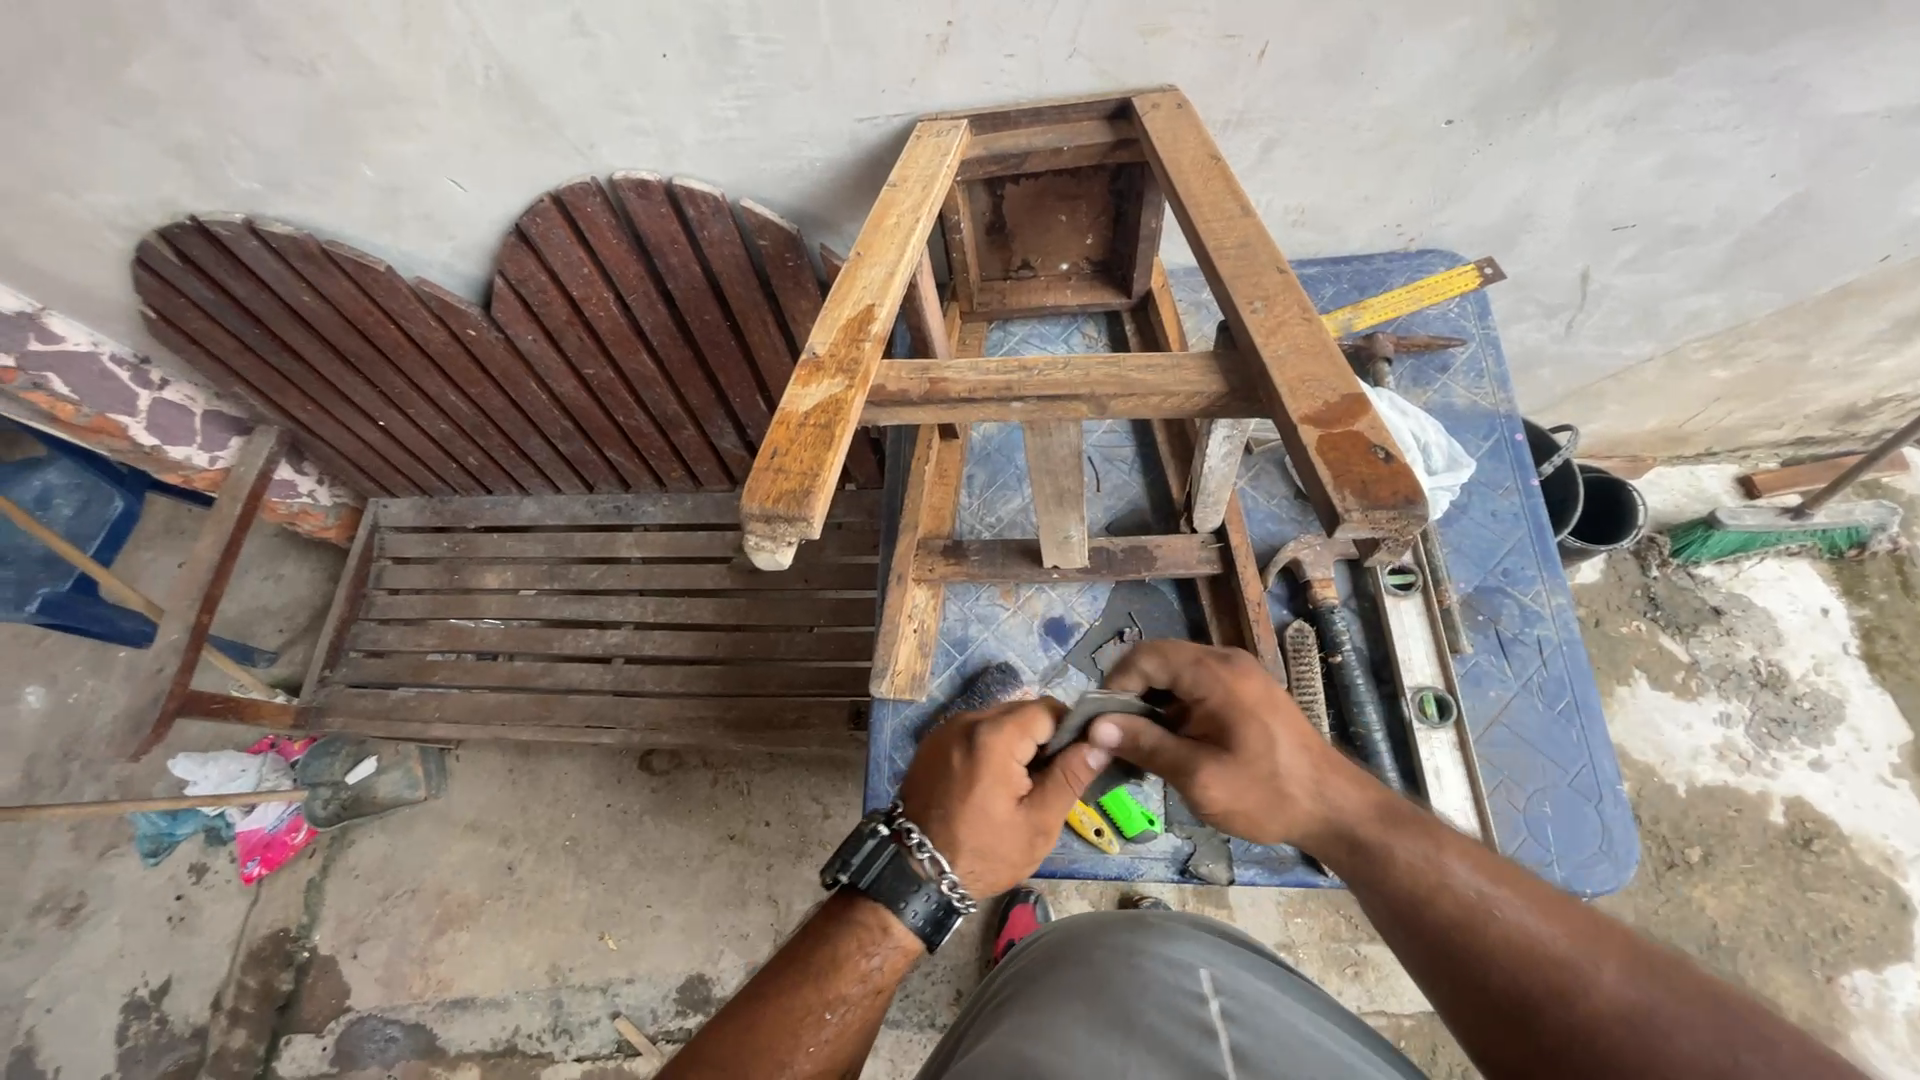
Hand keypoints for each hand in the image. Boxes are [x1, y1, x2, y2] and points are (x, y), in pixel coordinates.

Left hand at [897, 699, 1107, 897]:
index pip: (1048, 709)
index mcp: (993, 736)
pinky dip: (992, 746)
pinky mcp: (933, 742)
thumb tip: (1101, 742)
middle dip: (1043, 737)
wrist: (914, 873)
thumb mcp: (1037, 823)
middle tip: (1050, 780)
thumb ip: (1070, 777)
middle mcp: (967, 720)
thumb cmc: (982, 853)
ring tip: (1022, 785)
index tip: (1076, 762)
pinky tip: (994, 782)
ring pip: (999, 719)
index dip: (1070, 731)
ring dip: (1017, 742)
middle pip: (1022, 711)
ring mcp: (946, 729)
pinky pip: (975, 730)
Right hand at [1091, 640, 1381, 851]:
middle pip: (1158, 660)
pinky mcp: (1246, 691)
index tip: (1102, 724)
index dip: (1115, 685)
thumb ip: (1145, 745)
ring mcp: (1239, 673)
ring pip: (1175, 673)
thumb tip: (1096, 727)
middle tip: (1115, 735)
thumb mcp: (1198, 775)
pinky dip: (1175, 708)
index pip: (1144, 655)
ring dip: (1151, 703)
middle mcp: (1225, 660)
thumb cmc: (1267, 792)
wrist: (1334, 808)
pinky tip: (1171, 744)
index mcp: (1214, 672)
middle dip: (1130, 694)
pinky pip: (1196, 686)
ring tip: (1140, 744)